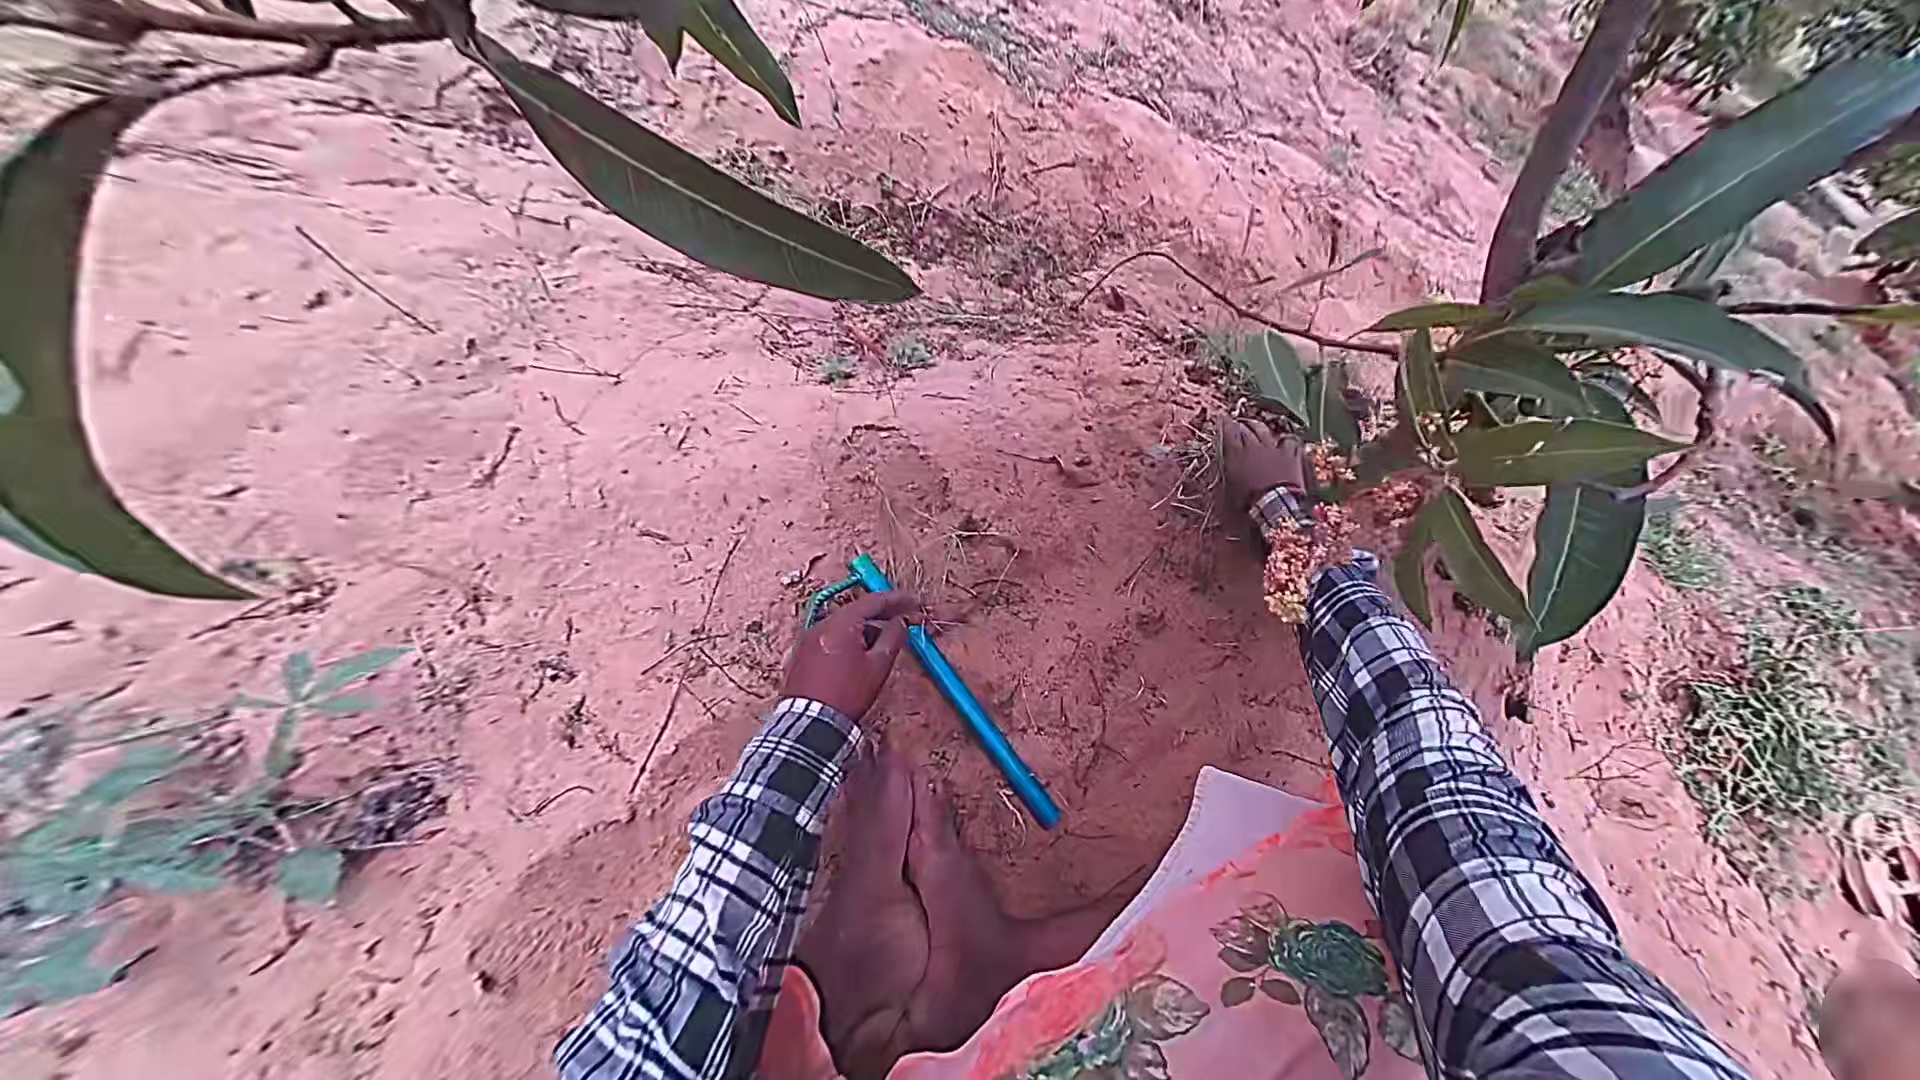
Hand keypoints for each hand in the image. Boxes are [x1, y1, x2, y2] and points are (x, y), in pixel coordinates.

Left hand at [781, 590, 919, 719]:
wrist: (810, 723)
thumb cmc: (847, 694)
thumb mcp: (878, 666)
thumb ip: (893, 638)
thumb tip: (900, 622)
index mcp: (842, 624)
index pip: (873, 602)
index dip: (897, 600)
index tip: (913, 602)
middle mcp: (821, 625)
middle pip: (857, 611)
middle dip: (881, 614)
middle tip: (902, 619)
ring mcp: (808, 638)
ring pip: (843, 625)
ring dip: (865, 629)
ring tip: (882, 644)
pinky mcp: (802, 653)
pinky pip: (831, 637)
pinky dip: (848, 639)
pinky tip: (859, 654)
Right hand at [1223, 418, 1306, 512]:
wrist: (1273, 502)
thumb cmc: (1246, 498)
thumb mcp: (1229, 484)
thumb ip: (1227, 468)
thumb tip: (1225, 461)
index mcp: (1236, 453)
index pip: (1229, 432)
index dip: (1225, 423)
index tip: (1222, 417)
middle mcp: (1254, 446)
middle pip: (1245, 429)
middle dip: (1240, 424)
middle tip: (1236, 423)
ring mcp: (1273, 449)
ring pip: (1264, 431)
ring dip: (1258, 427)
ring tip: (1255, 426)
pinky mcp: (1289, 455)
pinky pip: (1289, 441)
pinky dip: (1286, 439)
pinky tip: (1284, 440)